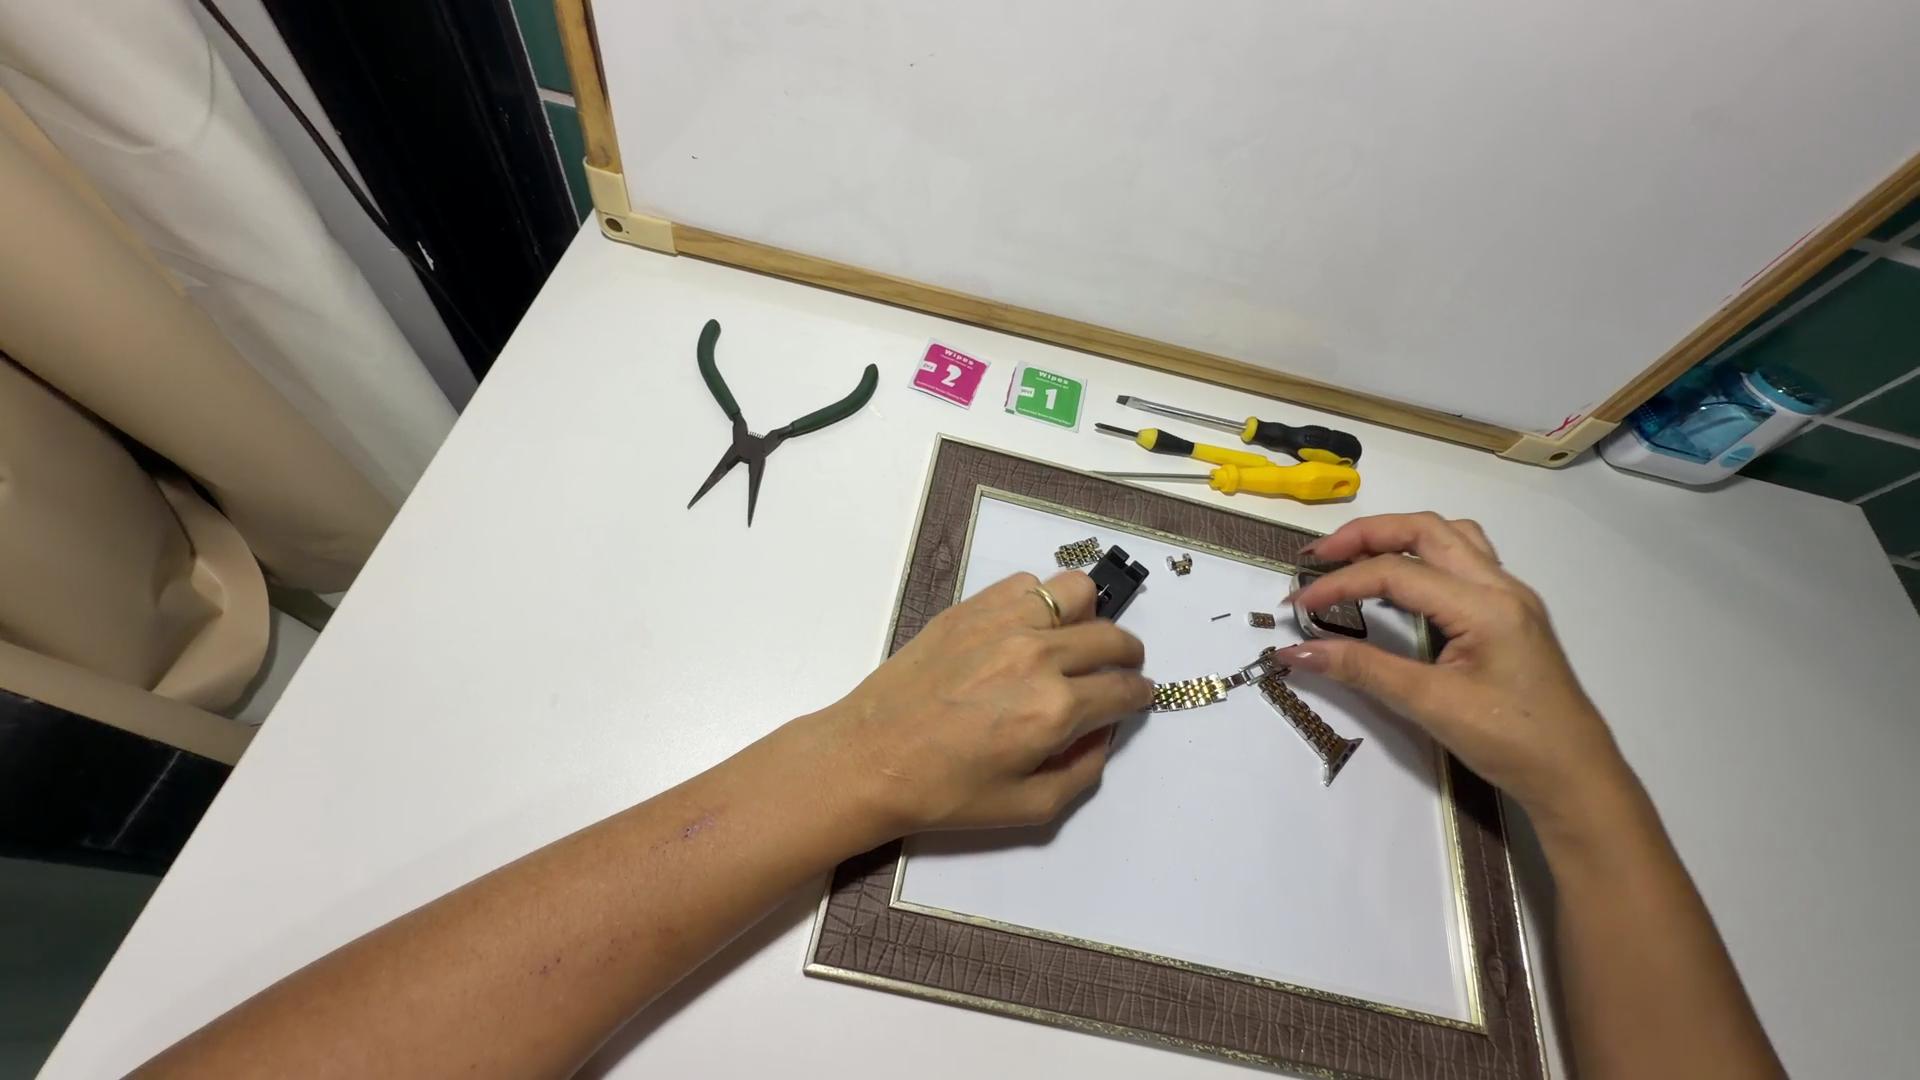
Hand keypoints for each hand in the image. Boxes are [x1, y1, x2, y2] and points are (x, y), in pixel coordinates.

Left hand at [801, 570, 1152, 838]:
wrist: (871, 758)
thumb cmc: (945, 791)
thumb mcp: (1028, 807)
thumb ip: (1083, 769)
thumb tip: (1103, 732)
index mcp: (1055, 708)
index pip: (1124, 689)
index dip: (1139, 694)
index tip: (1137, 695)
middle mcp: (1037, 655)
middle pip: (1112, 637)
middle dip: (1127, 656)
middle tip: (1118, 669)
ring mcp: (1002, 623)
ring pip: (1075, 592)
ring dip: (1088, 616)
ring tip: (1073, 639)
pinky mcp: (970, 608)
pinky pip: (1026, 583)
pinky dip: (1040, 600)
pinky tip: (1027, 628)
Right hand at [1278, 513, 1633, 829]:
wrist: (1577, 778)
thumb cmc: (1510, 741)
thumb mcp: (1428, 704)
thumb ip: (1361, 669)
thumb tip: (1297, 652)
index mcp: (1485, 606)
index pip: (1396, 573)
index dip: (1338, 583)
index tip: (1296, 605)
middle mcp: (1501, 587)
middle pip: (1425, 530)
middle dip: (1365, 534)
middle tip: (1317, 555)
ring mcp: (1509, 597)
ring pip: (1448, 537)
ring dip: (1396, 536)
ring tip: (1352, 557)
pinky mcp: (1507, 612)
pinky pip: (1461, 559)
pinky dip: (1419, 555)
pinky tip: (1397, 582)